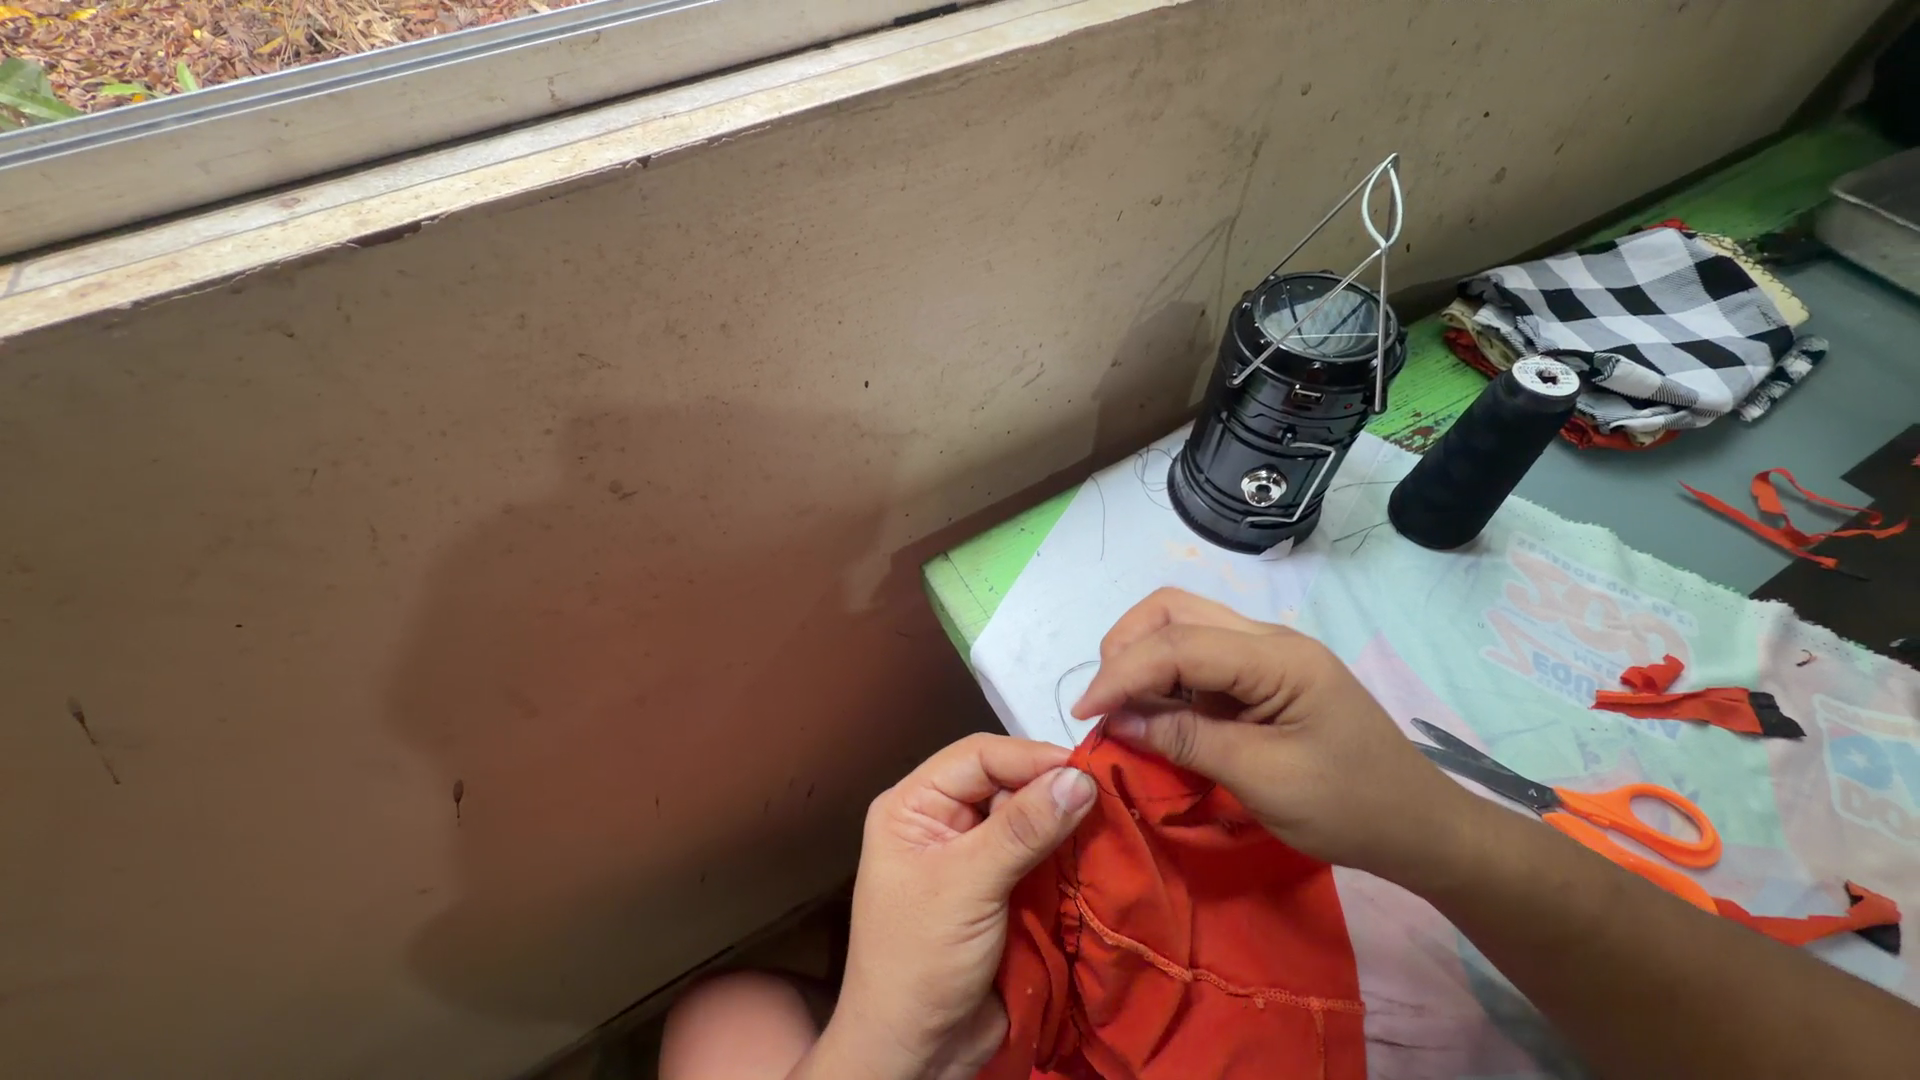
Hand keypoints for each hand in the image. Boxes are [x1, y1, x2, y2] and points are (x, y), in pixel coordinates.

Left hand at [810, 734, 1096, 1079]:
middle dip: (1049, 784)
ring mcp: (971, 854)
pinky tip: (1094, 847)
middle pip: (1002, 780)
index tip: (1085, 769)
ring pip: (1026, 816)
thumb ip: (1022, 829)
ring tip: (1107, 814)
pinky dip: (1064, 850)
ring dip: (1062, 818)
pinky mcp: (1000, 888)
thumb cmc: (920, 961)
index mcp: (912, 805)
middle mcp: (940, 819)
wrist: (915, 1055)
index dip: (1029, 756)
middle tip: (1104, 790)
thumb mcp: (967, 887)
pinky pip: (1038, 854)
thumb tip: (1080, 777)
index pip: (976, 756)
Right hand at [1070, 587, 1473, 881]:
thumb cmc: (1349, 807)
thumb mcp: (1261, 779)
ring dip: (1141, 658)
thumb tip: (1116, 718)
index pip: (1178, 643)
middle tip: (1105, 703)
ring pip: (1182, 626)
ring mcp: (1265, 654)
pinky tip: (1154, 712)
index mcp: (1277, 657)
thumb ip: (1185, 739)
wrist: (1418, 827)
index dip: (1121, 673)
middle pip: (1174, 610)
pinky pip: (1198, 658)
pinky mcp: (1260, 676)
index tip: (1085, 714)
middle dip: (1126, 647)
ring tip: (1122, 708)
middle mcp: (1267, 639)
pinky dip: (1164, 678)